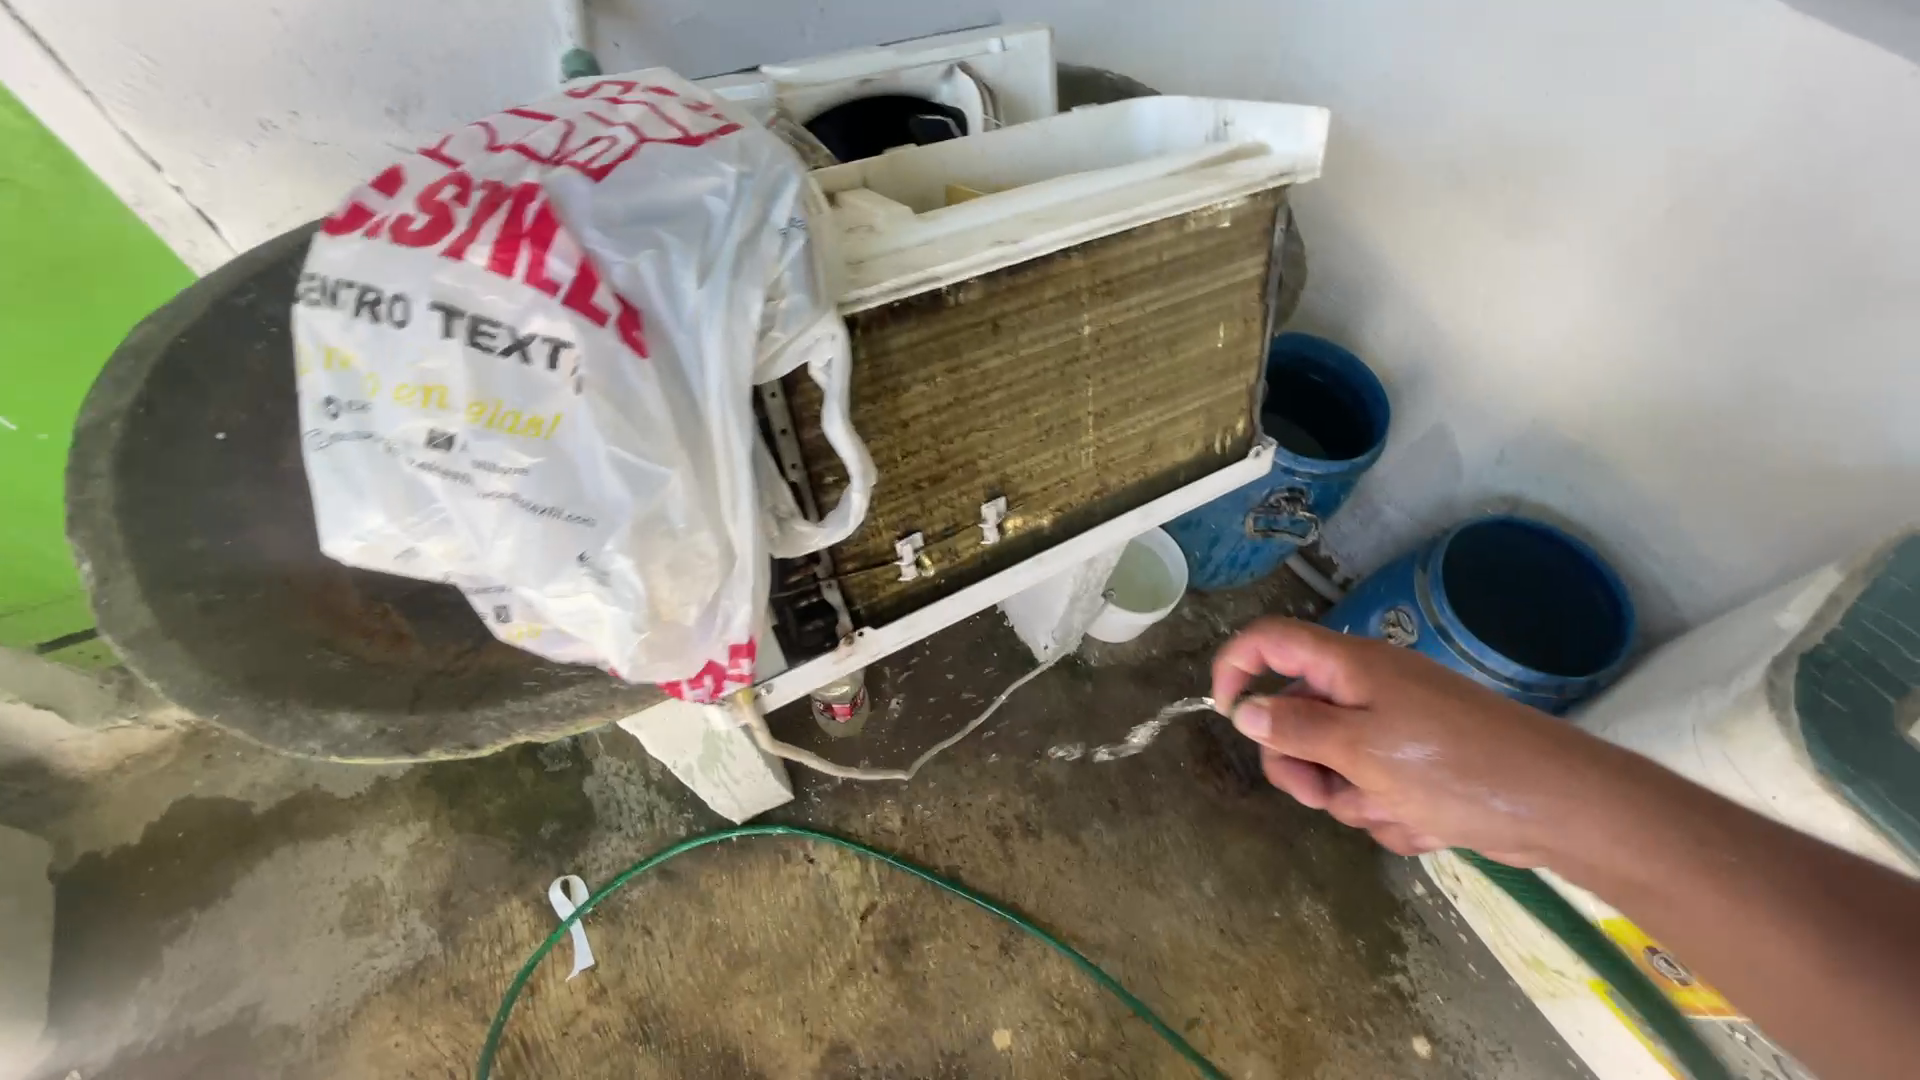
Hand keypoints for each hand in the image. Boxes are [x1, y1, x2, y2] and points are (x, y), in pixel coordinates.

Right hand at [1211, 618, 1621, 864]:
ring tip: (1391, 810)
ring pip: (1330, 760)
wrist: (1562, 807)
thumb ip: (1293, 729)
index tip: (1224, 714)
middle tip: (1318, 795)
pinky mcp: (1414, 763)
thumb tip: (1243, 711)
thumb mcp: (1358, 750)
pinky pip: (1369, 785)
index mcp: (1347, 666)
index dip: (1235, 667)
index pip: (1269, 641)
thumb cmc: (1453, 766)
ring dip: (1347, 795)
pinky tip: (1421, 821)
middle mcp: (1364, 689)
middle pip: (1294, 715)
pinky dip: (1384, 809)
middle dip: (1299, 763)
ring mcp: (1391, 727)